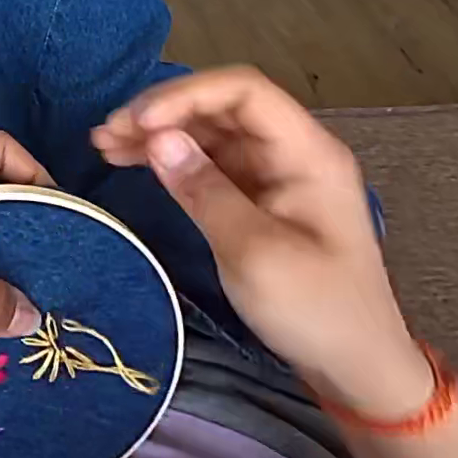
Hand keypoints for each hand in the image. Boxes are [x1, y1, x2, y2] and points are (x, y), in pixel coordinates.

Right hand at [92, 66, 433, 417]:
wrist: (353, 366)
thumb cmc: (315, 310)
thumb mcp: (254, 253)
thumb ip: (204, 190)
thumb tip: (156, 138)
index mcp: (306, 152)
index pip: (243, 91)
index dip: (186, 95)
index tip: (139, 122)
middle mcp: (287, 150)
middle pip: (218, 106)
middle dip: (160, 111)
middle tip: (107, 132)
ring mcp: (267, 171)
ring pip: (204, 130)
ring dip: (154, 132)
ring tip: (104, 143)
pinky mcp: (250, 193)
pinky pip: (202, 159)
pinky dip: (164, 157)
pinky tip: (128, 159)